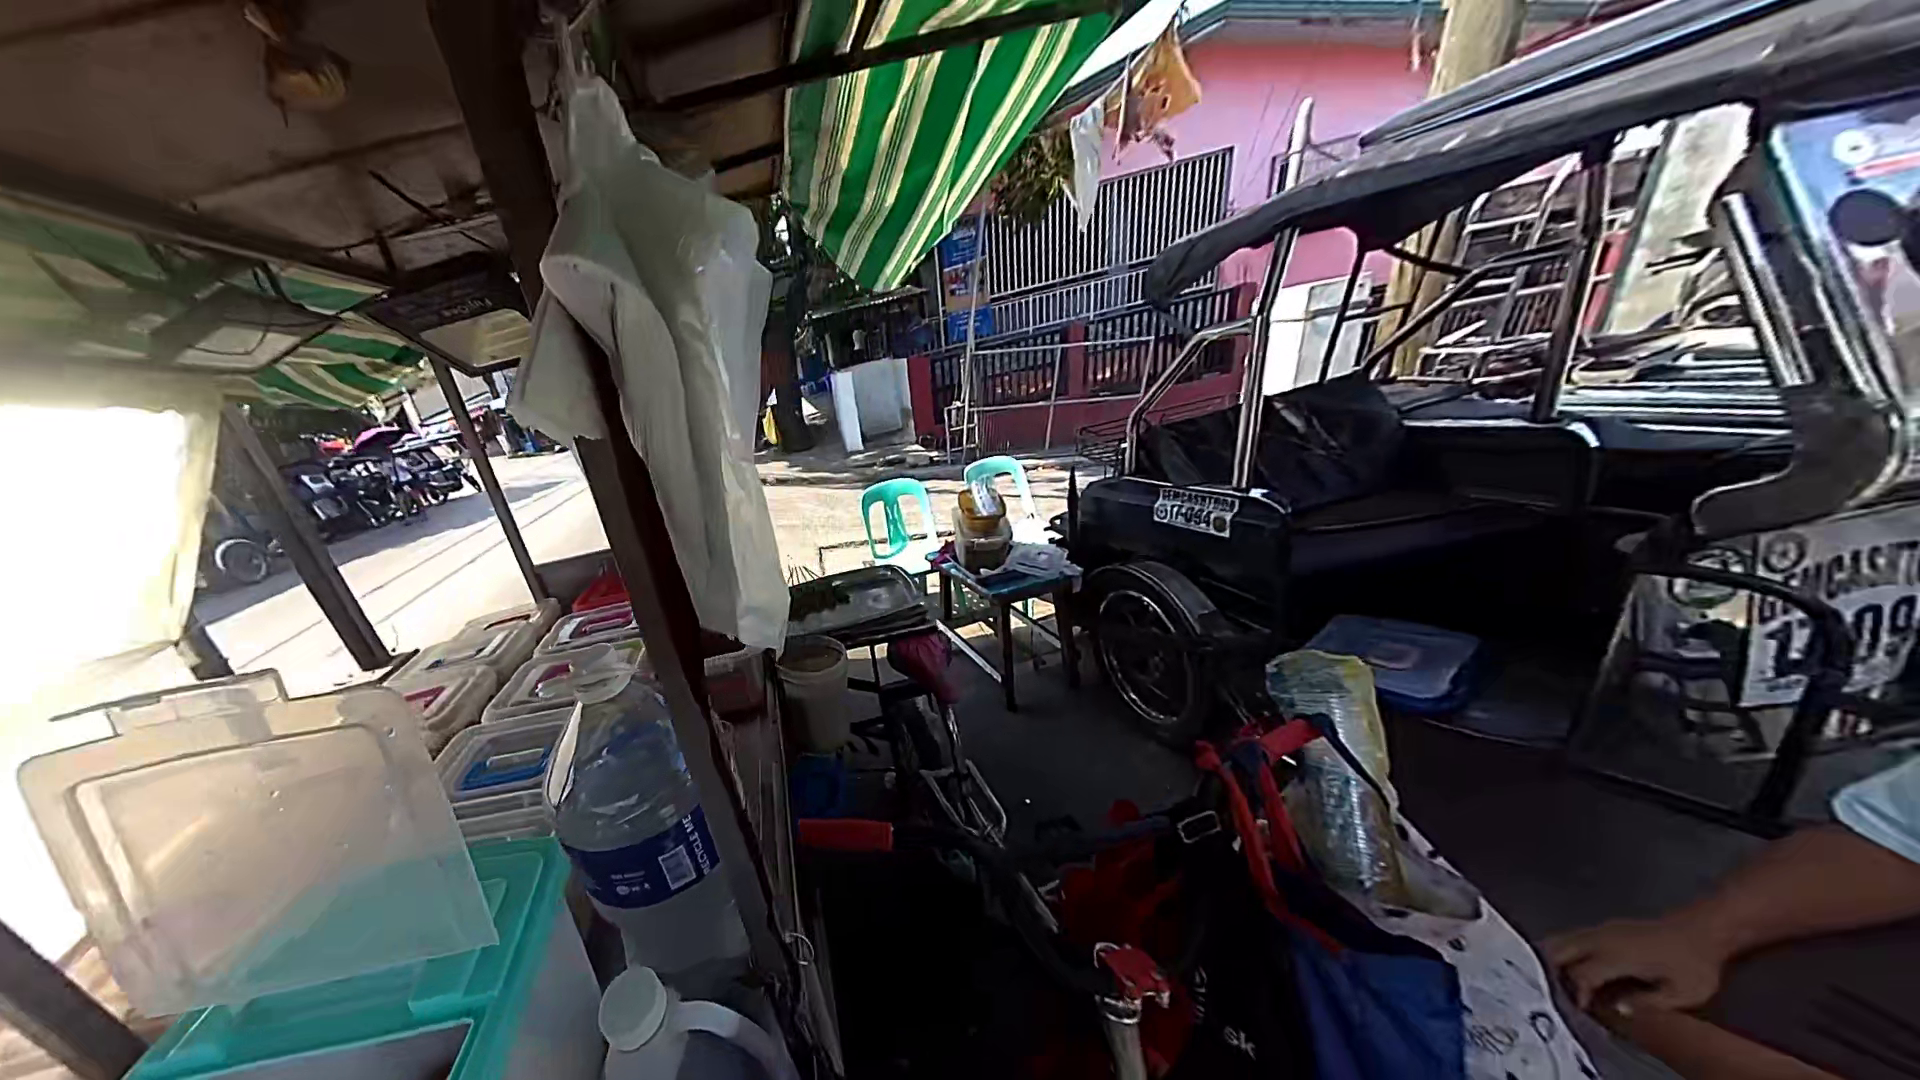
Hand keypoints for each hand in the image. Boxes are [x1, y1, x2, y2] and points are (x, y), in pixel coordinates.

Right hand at [1545, 916, 1730, 1014]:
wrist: (1696, 933)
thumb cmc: (1693, 966)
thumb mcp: (1684, 994)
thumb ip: (1650, 1003)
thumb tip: (1619, 1009)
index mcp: (1614, 957)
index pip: (1581, 974)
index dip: (1578, 992)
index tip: (1582, 1008)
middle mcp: (1597, 940)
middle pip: (1559, 951)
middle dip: (1558, 972)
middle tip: (1568, 992)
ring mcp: (1596, 930)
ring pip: (1560, 940)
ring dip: (1559, 959)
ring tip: (1570, 980)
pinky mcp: (1600, 927)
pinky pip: (1571, 936)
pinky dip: (1567, 951)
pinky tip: (1581, 966)